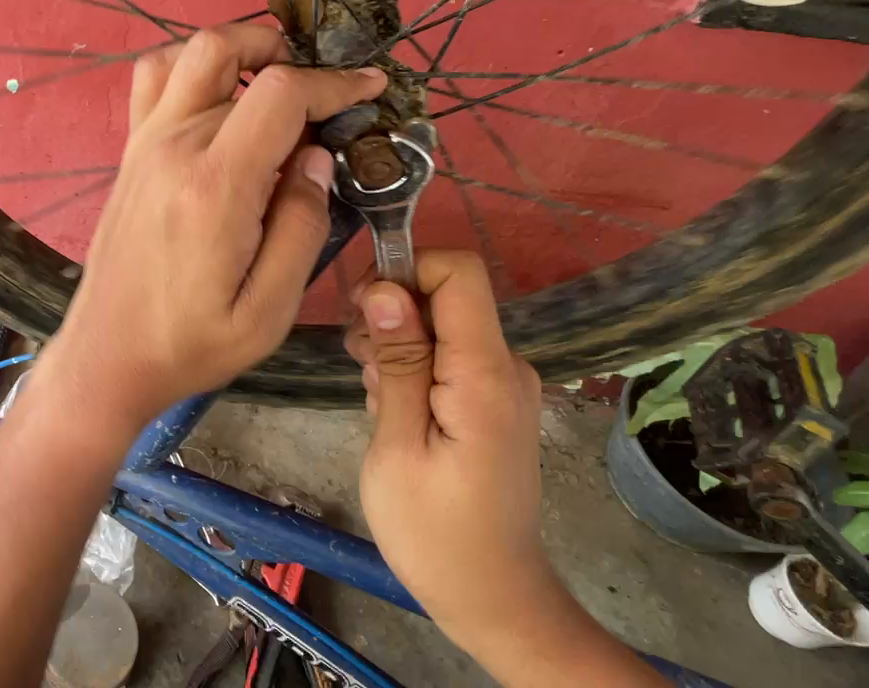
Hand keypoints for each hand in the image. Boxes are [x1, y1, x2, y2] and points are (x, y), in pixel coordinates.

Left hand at [42, 23, 384, 426]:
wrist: (108, 354)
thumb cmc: (191, 343)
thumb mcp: (268, 310)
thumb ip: (302, 225)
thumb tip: (316, 155)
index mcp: (215, 187)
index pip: (280, 94)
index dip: (334, 82)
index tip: (370, 87)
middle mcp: (173, 148)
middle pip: (229, 54)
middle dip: (288, 56)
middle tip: (320, 92)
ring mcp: (144, 144)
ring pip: (188, 54)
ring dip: (237, 49)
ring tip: (273, 83)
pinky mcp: (130, 153)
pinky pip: (153, 79)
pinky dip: (190, 67)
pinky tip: (218, 98)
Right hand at [345, 252, 549, 643]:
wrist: (491, 596)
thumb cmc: (433, 531)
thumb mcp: (397, 446)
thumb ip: (397, 362)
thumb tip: (386, 290)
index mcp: (485, 373)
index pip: (459, 272)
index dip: (406, 273)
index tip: (365, 312)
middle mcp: (506, 366)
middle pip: (444, 296)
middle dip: (391, 317)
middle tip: (362, 371)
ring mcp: (504, 383)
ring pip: (439, 325)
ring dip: (397, 348)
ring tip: (378, 402)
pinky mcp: (494, 398)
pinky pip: (448, 355)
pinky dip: (414, 369)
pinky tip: (396, 411)